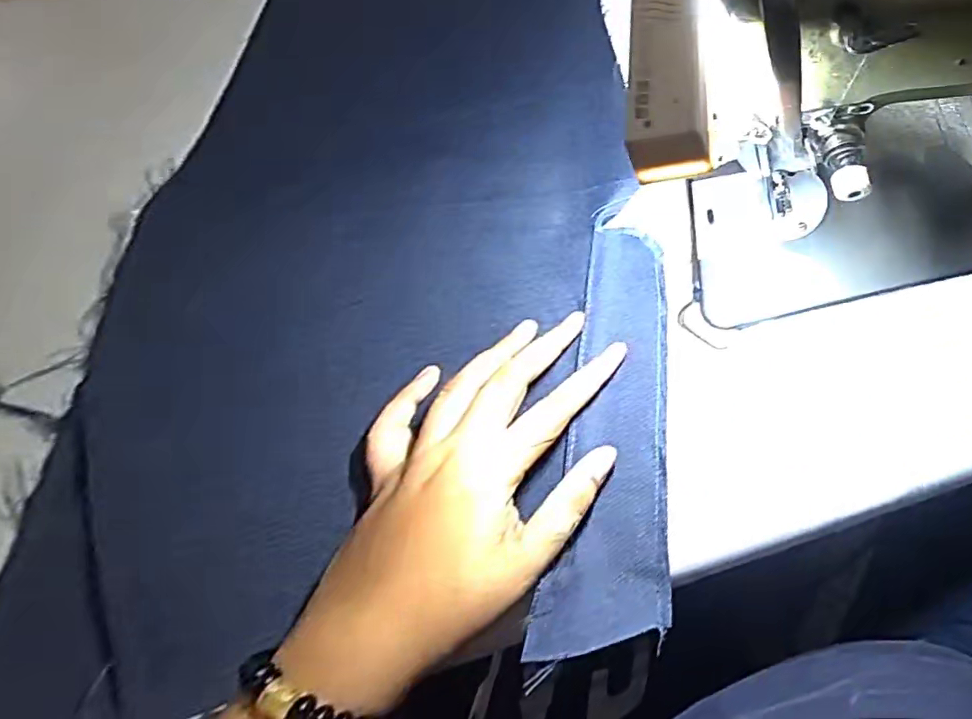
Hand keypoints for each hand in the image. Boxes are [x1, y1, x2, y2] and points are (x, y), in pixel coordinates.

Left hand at [270, 314, 624, 713]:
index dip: (589, 377)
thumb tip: (606, 455)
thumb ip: (568, 505)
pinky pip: (391, 426)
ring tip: (521, 331)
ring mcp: (411, 462)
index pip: (553, 411)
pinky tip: (427, 375)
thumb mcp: (524, 564)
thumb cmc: (451, 606)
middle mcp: (451, 451)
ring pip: (454, 391)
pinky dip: (409, 395)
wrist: (355, 649)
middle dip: (542, 348)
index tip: (616, 350)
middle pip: (502, 384)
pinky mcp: (381, 480)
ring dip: (491, 356)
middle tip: (571, 321)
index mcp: (489, 470)